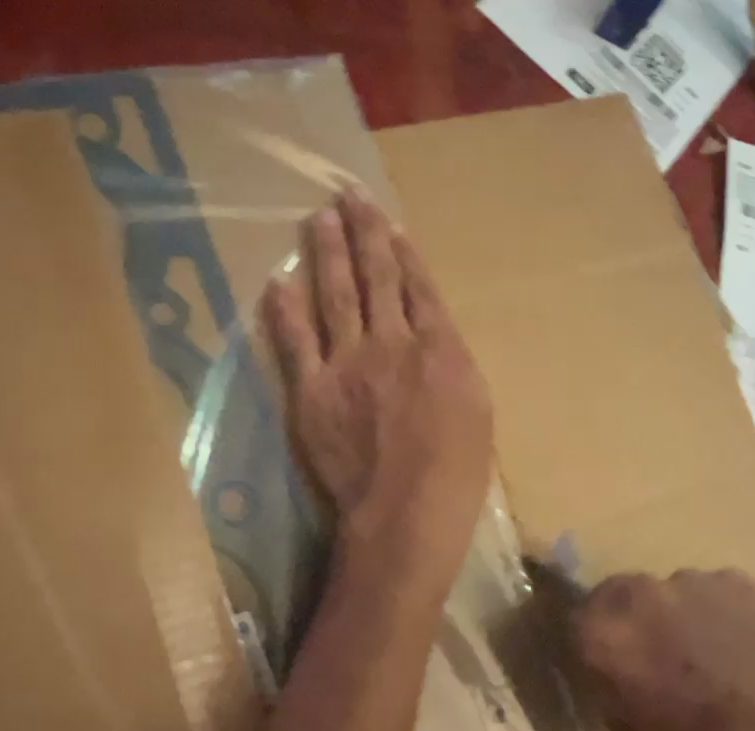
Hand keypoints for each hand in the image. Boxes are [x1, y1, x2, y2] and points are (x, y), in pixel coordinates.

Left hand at [264, 188, 493, 595]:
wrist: (405, 511)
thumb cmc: (455, 473)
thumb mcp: (478, 410)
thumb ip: (452, 364)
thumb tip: (433, 337)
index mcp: (438, 345)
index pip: (418, 286)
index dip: (402, 251)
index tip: (389, 223)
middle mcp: (390, 340)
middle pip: (375, 276)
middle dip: (363, 231)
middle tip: (348, 195)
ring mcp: (347, 362)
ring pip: (334, 294)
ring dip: (325, 251)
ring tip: (318, 218)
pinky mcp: (311, 390)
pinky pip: (294, 339)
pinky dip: (284, 307)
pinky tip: (277, 280)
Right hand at [575, 569, 754, 730]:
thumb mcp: (629, 727)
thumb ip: (606, 679)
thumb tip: (603, 662)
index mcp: (601, 635)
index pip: (573, 617)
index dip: (589, 637)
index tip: (602, 656)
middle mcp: (638, 595)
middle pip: (618, 593)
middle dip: (630, 619)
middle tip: (655, 655)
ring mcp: (692, 582)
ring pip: (669, 592)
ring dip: (676, 615)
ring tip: (708, 656)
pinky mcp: (740, 580)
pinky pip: (713, 593)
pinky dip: (718, 615)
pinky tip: (742, 649)